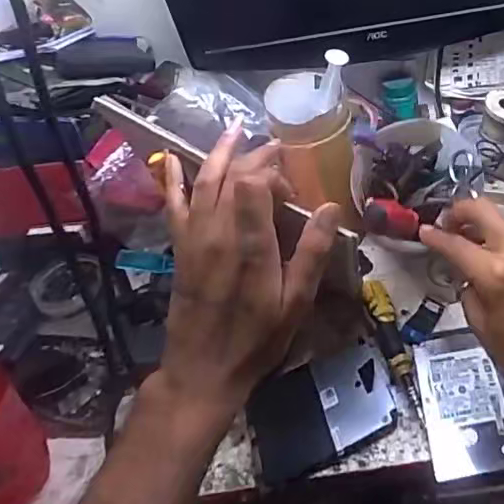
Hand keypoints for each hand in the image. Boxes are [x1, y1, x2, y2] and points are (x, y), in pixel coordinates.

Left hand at [150, 122, 340, 419]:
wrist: (200, 374)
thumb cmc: (256, 339)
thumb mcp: (295, 302)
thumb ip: (311, 252)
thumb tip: (331, 207)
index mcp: (249, 246)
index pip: (254, 185)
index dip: (273, 172)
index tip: (292, 186)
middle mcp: (217, 234)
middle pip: (231, 177)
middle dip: (255, 156)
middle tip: (277, 146)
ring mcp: (194, 238)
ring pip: (204, 183)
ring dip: (220, 154)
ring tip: (235, 129)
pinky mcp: (181, 247)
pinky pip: (174, 205)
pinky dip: (173, 179)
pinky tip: (172, 158)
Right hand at [419, 198, 503, 460]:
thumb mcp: (484, 331)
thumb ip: (469, 293)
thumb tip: (464, 274)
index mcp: (497, 273)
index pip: (457, 243)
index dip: (435, 236)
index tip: (423, 231)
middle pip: (484, 209)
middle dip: (460, 211)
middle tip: (445, 225)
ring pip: (502, 222)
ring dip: (481, 226)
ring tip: (466, 244)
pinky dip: (501, 241)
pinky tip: (493, 260)